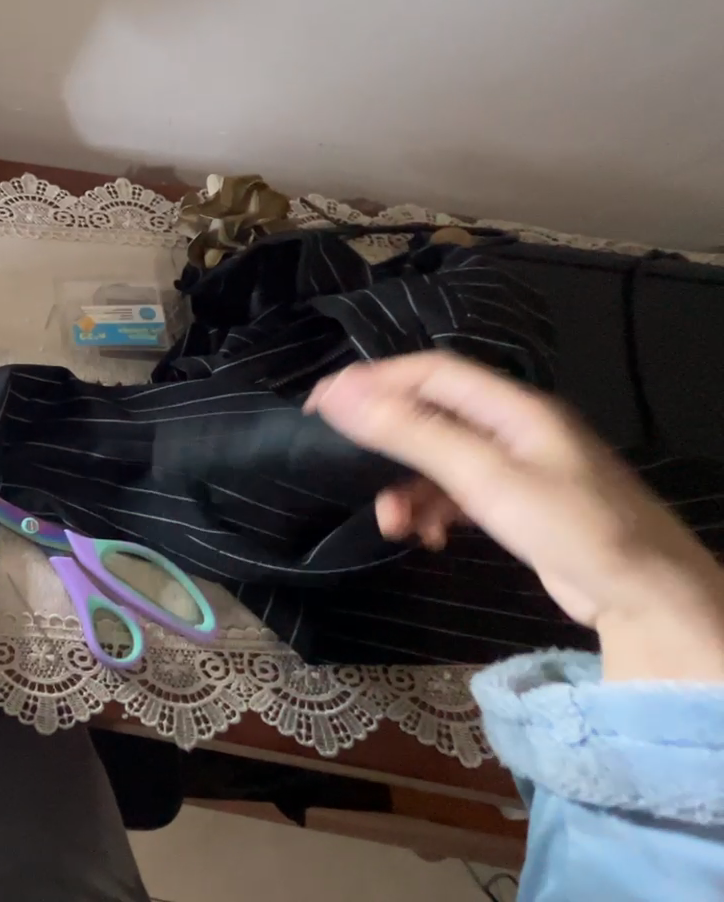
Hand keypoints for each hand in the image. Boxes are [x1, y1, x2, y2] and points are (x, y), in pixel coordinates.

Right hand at [307, 351, 723, 682]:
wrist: (651, 601)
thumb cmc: (573, 527)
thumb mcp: (483, 476)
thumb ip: (409, 432)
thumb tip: (339, 395)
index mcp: (514, 410)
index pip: (430, 372)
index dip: (373, 379)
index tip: (322, 402)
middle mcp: (513, 430)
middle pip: (428, 414)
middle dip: (382, 438)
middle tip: (334, 451)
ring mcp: (515, 467)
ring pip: (433, 459)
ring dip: (402, 486)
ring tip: (391, 521)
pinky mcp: (513, 503)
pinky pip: (450, 492)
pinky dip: (427, 509)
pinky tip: (425, 535)